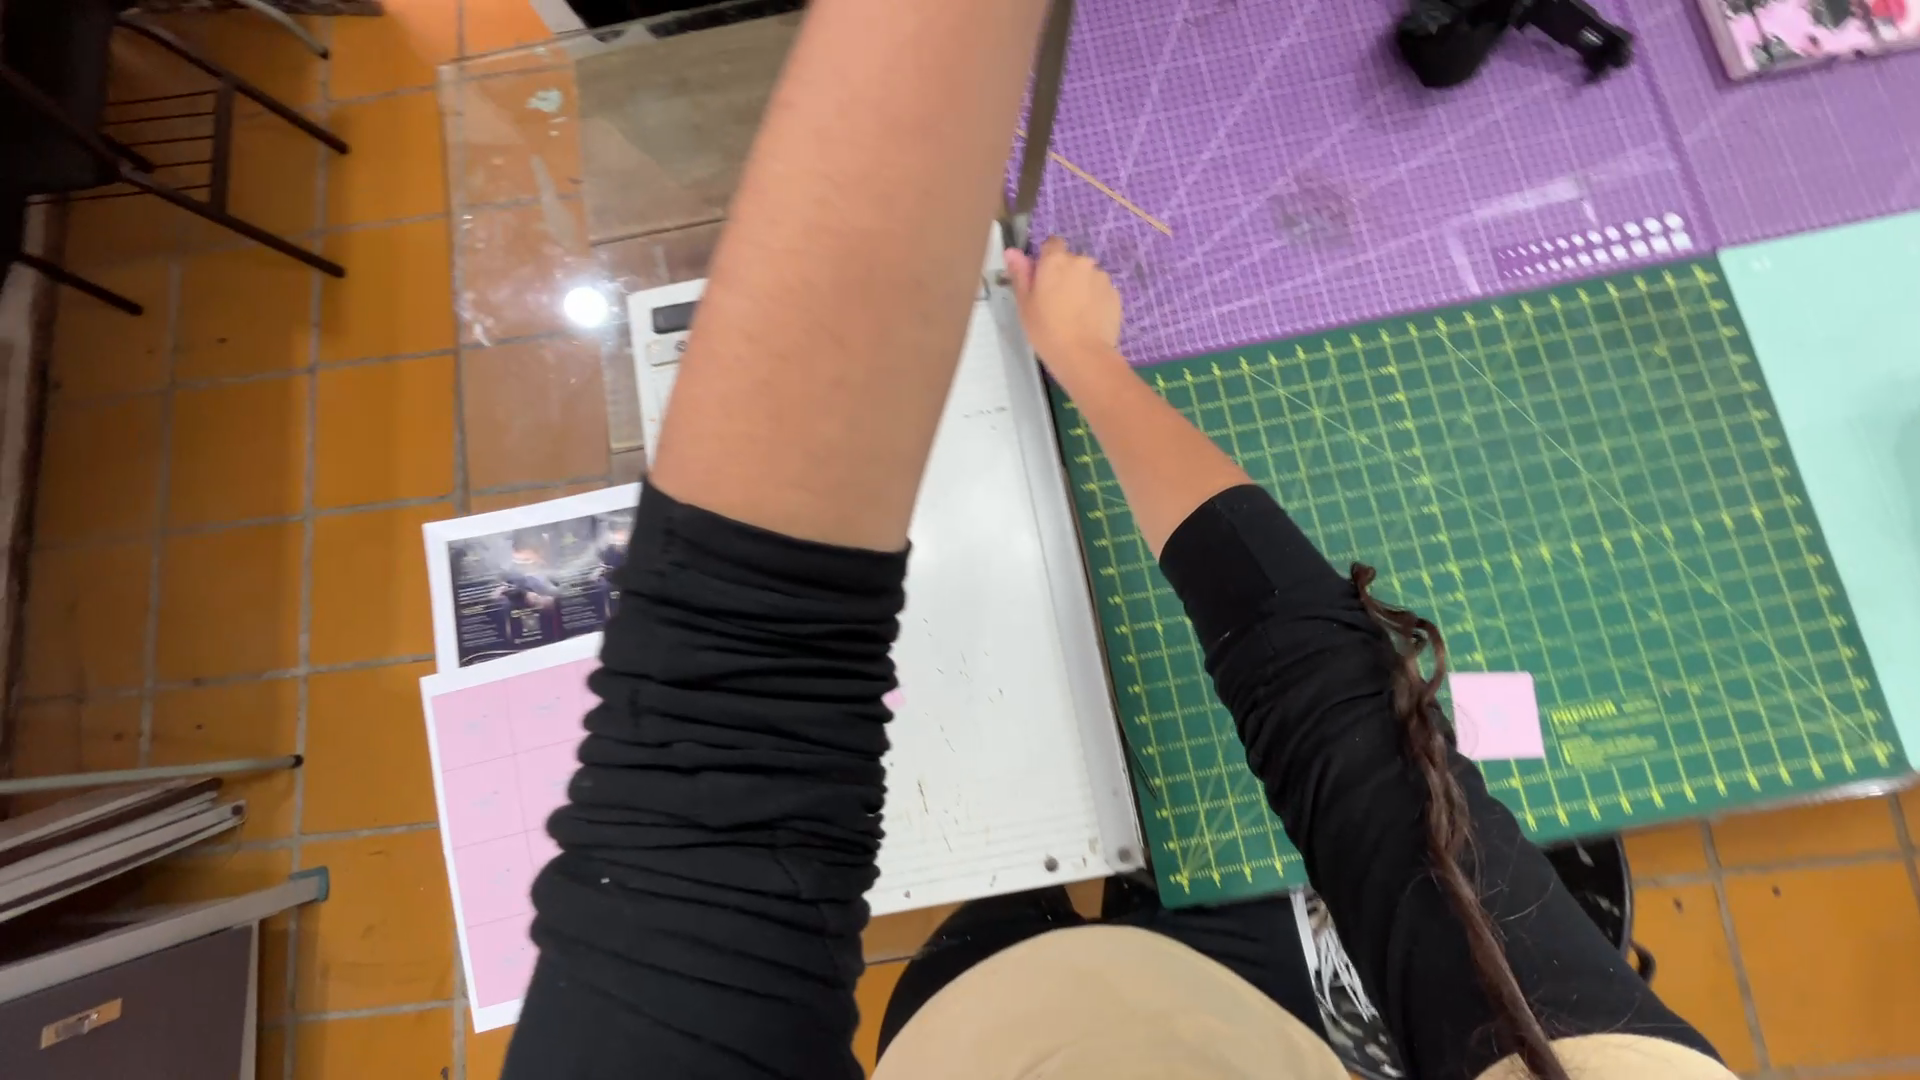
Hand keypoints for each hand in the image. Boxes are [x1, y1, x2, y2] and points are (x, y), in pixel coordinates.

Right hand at [1005, 237, 1126, 386]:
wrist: (1084, 355)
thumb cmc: (1046, 330)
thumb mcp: (1025, 304)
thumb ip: (1020, 274)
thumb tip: (1012, 251)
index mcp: (1055, 261)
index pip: (1052, 244)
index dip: (1047, 259)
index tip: (1043, 280)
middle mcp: (1081, 262)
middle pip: (1071, 261)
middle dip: (1066, 275)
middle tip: (1057, 303)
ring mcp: (1101, 277)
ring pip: (1088, 276)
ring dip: (1082, 287)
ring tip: (1075, 315)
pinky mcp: (1116, 294)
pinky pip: (1101, 291)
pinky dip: (1096, 300)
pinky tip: (1089, 321)